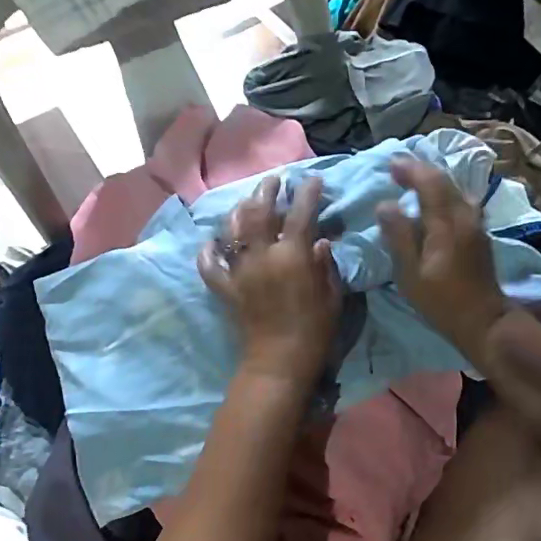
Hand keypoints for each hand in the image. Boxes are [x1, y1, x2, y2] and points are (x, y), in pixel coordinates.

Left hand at [200, 176, 341, 380]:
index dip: (307, 193)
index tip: (312, 179)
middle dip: (267, 191)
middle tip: (274, 180)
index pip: (301, 213)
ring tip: (247, 202)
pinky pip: (209, 266)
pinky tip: (211, 242)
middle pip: (260, 212)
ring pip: (233, 230)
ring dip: (240, 211)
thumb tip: (320, 242)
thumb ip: (325, 265)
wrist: (279, 361)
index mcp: (292, 255)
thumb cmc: (315, 330)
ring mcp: (239, 271)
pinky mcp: (225, 289)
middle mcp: (262, 255)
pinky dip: (208, 252)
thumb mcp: (332, 296)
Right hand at [377, 157, 510, 364]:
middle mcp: (466, 216)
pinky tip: (434, 205)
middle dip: (421, 171)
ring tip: (413, 185)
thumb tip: (385, 205)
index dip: (410, 169)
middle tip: (398, 171)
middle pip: (445, 181)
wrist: (485, 321)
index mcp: (447, 222)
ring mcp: (477, 225)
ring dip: (434, 182)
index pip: (430, 181)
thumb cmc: (442, 301)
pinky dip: (445, 195)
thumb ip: (399, 235)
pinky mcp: (480, 235)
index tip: (390, 165)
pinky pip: (462, 202)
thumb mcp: (411, 273)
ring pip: (456, 190)